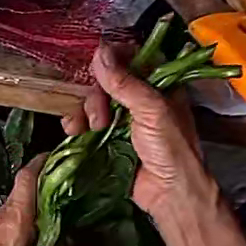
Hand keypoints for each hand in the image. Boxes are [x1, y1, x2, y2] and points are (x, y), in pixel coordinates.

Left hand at [0, 155, 103, 245]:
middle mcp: (0, 215)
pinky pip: (6, 225)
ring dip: (34, 209)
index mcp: (15, 214)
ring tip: (56, 216)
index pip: (28, 176)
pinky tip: (32, 241)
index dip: (43, 162)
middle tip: (68, 190)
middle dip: (45, 187)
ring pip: (15, 209)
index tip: (59, 156)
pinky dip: (22, 225)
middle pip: (24, 191)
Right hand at [66, 42, 221, 226]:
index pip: (133, 57)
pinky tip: (74, 132)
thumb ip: (125, 81)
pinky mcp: (108, 139)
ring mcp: (123, 120)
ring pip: (94, 101)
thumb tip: (100, 51)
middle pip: (107, 80)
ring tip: (93, 129)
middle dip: (97, 94)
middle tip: (102, 115)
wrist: (169, 193)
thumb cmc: (171, 149)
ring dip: (86, 111)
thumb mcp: (151, 110)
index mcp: (159, 84)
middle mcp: (140, 99)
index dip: (113, 59)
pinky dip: (77, 124)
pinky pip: (86, 123)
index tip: (97, 66)